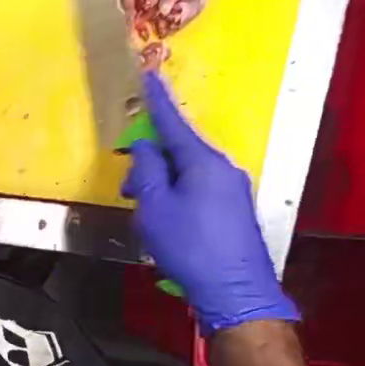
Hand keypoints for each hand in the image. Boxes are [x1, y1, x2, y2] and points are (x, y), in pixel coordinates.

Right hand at [123, 73, 298, 333]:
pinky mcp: (233, 210)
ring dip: (162, 184)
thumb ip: (147, 172)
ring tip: (146, 212)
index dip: (158, 102)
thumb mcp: (154, 207)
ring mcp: (232, 189)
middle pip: (180, 151)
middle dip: (152, 163)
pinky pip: (198, 189)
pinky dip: (176, 196)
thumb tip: (145, 146)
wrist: (233, 287)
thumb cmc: (188, 245)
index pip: (174, 124)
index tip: (148, 77)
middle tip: (131, 190)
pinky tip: (166, 221)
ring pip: (187, 173)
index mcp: (203, 162)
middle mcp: (223, 168)